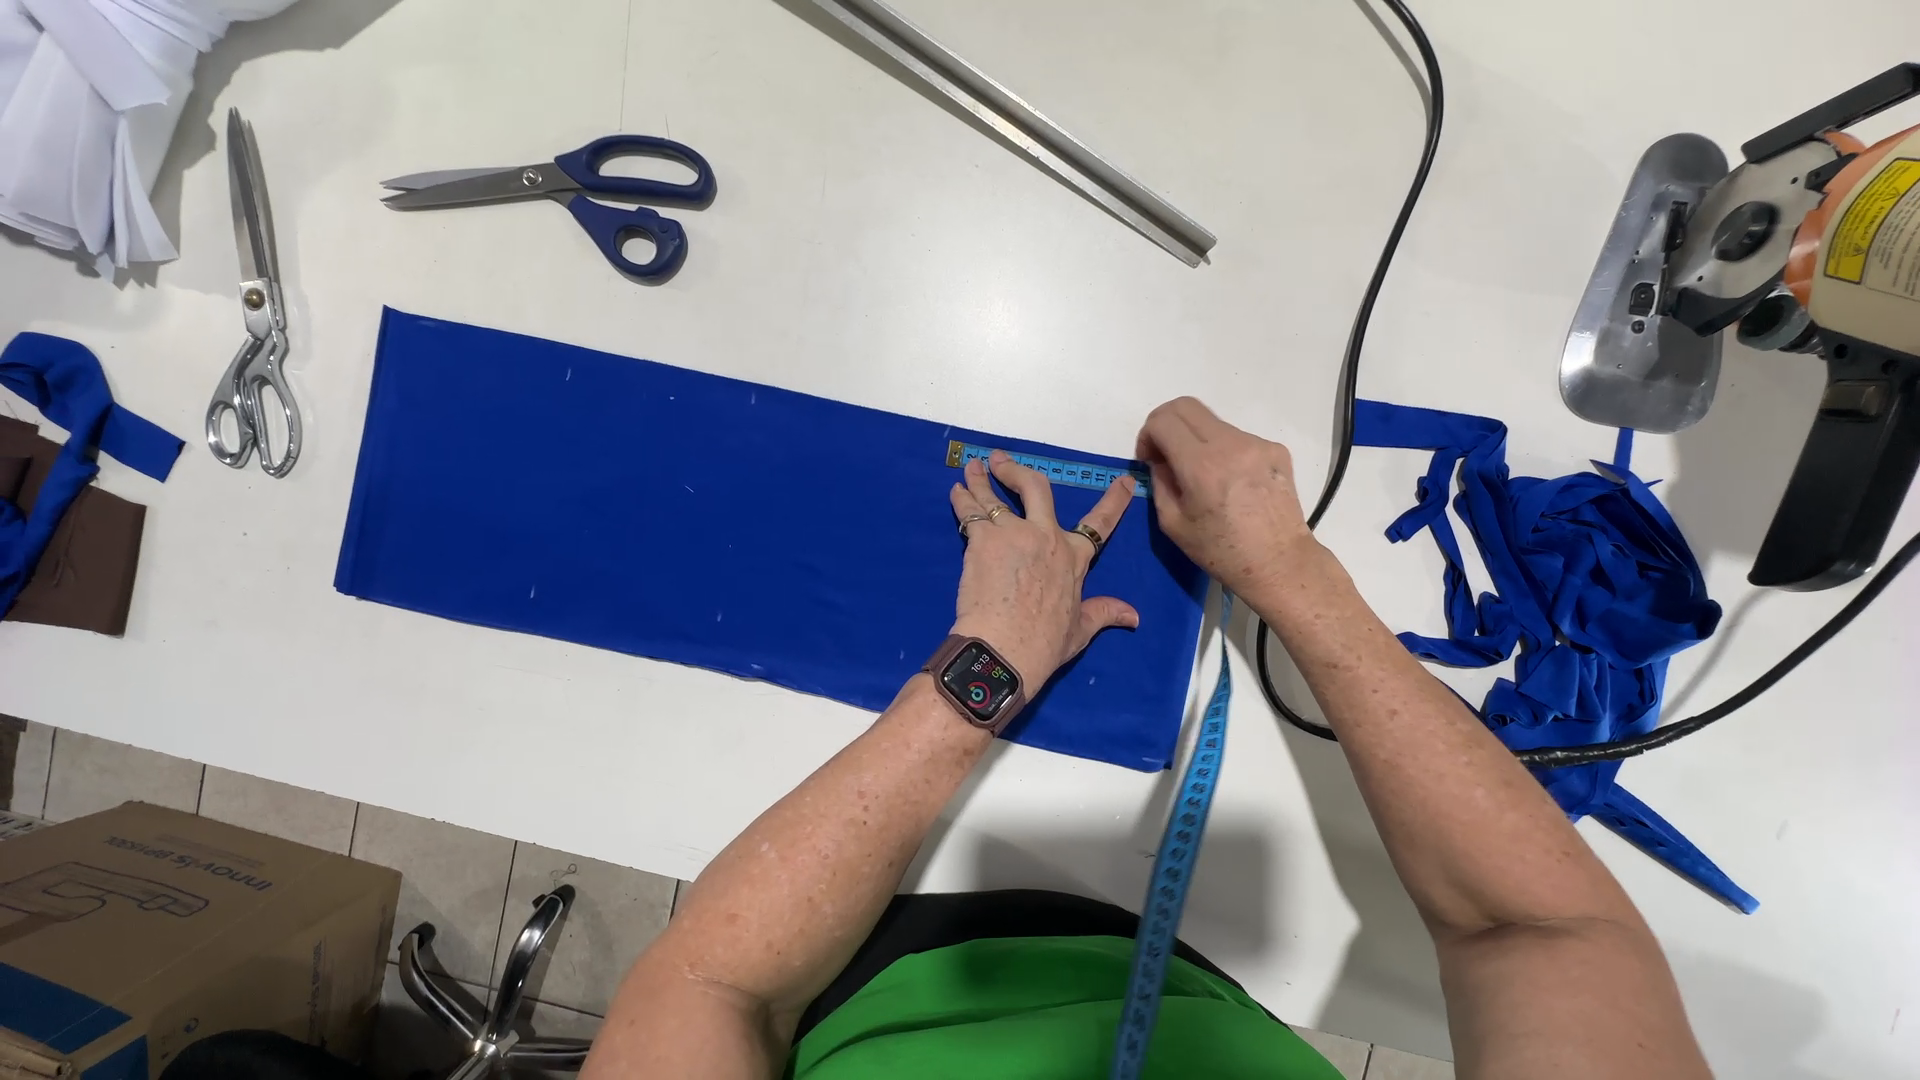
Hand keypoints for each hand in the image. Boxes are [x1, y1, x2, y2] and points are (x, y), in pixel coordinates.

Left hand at [947, 450, 1139, 687]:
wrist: (1006, 648)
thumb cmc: (1044, 643)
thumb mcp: (1081, 629)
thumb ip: (1104, 614)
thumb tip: (1133, 617)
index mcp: (1074, 558)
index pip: (1100, 524)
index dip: (1114, 502)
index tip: (1124, 482)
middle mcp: (1046, 536)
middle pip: (1036, 488)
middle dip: (1018, 471)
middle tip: (1000, 461)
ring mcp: (1014, 533)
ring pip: (995, 497)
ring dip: (980, 481)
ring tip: (971, 469)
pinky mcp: (984, 539)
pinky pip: (971, 513)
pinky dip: (962, 501)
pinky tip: (956, 493)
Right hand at [1135, 397, 1318, 600]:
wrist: (1279, 563)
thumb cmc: (1222, 551)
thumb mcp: (1173, 524)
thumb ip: (1160, 483)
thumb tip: (1160, 459)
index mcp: (1202, 466)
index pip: (1163, 421)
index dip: (1147, 435)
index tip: (1149, 458)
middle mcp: (1231, 445)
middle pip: (1185, 406)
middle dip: (1165, 424)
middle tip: (1164, 452)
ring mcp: (1257, 443)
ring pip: (1212, 421)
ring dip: (1195, 438)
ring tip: (1199, 474)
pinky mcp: (1275, 449)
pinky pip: (1236, 437)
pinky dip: (1222, 450)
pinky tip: (1229, 481)